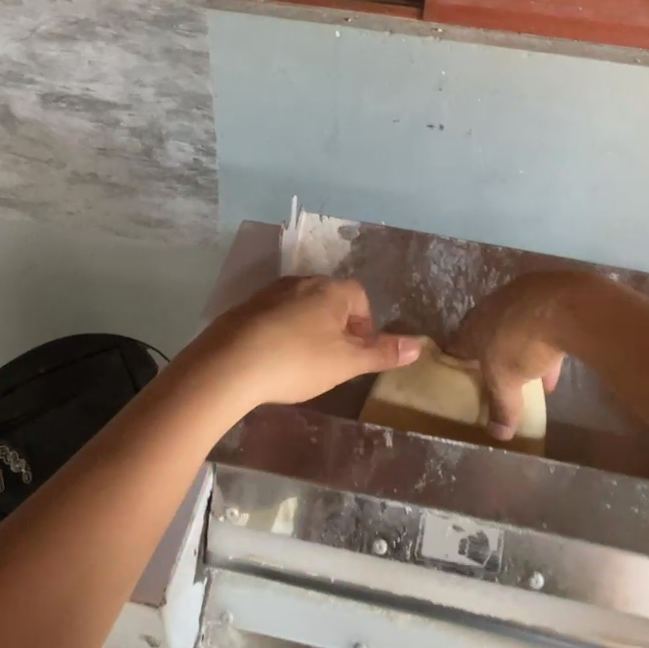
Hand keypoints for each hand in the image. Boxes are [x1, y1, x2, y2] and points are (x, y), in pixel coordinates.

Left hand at [174, 276, 421, 411]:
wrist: (229, 364)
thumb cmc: (297, 361)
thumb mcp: (346, 363)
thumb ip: (382, 353)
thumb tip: (419, 344)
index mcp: (331, 290)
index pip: (360, 296)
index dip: (364, 323)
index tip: (358, 351)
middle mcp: (300, 283)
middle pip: (329, 299)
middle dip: (336, 326)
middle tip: (333, 359)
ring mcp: (268, 293)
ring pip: (299, 307)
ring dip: (307, 329)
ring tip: (302, 362)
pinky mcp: (243, 309)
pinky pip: (272, 317)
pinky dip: (279, 334)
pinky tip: (273, 360)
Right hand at [452, 273, 575, 439]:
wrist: (561, 305)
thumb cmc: (521, 344)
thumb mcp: (508, 383)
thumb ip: (502, 408)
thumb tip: (497, 436)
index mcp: (471, 329)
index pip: (455, 346)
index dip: (456, 362)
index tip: (459, 375)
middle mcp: (487, 309)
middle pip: (483, 333)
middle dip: (488, 352)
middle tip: (494, 371)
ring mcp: (514, 296)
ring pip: (512, 326)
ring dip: (518, 345)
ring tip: (529, 370)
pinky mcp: (541, 290)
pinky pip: (537, 321)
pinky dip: (542, 339)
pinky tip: (554, 360)